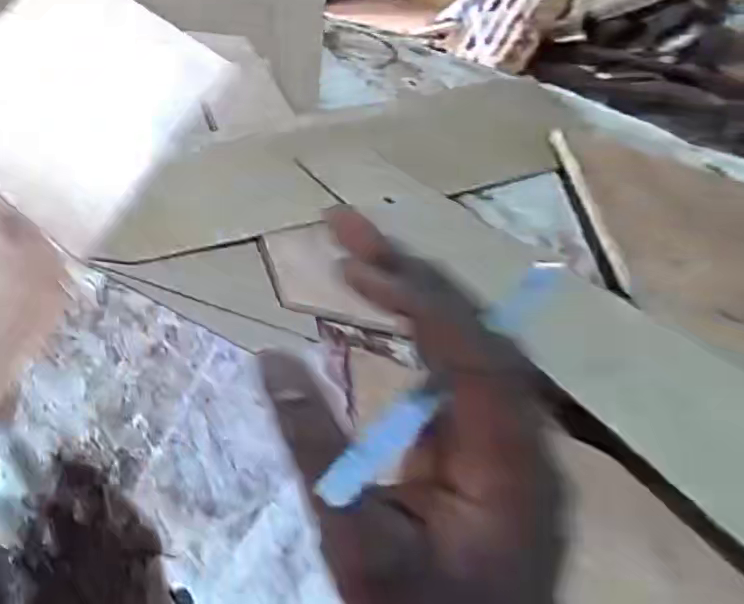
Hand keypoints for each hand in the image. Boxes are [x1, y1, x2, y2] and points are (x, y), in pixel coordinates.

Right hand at [258, 206, 564, 603]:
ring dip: (414, 286)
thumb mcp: (352, 533)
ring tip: (353, 244)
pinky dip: (413, 319)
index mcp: (508, 470)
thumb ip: (314, 447)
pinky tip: (379, 297)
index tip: (352, 264)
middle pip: (480, 338)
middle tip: (343, 223)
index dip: (421, 304)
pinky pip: (453, 363)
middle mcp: (520, 446)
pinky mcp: (476, 446)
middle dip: (413, 273)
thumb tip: (271, 357)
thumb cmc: (403, 599)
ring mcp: (502, 445)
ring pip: (470, 344)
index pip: (476, 362)